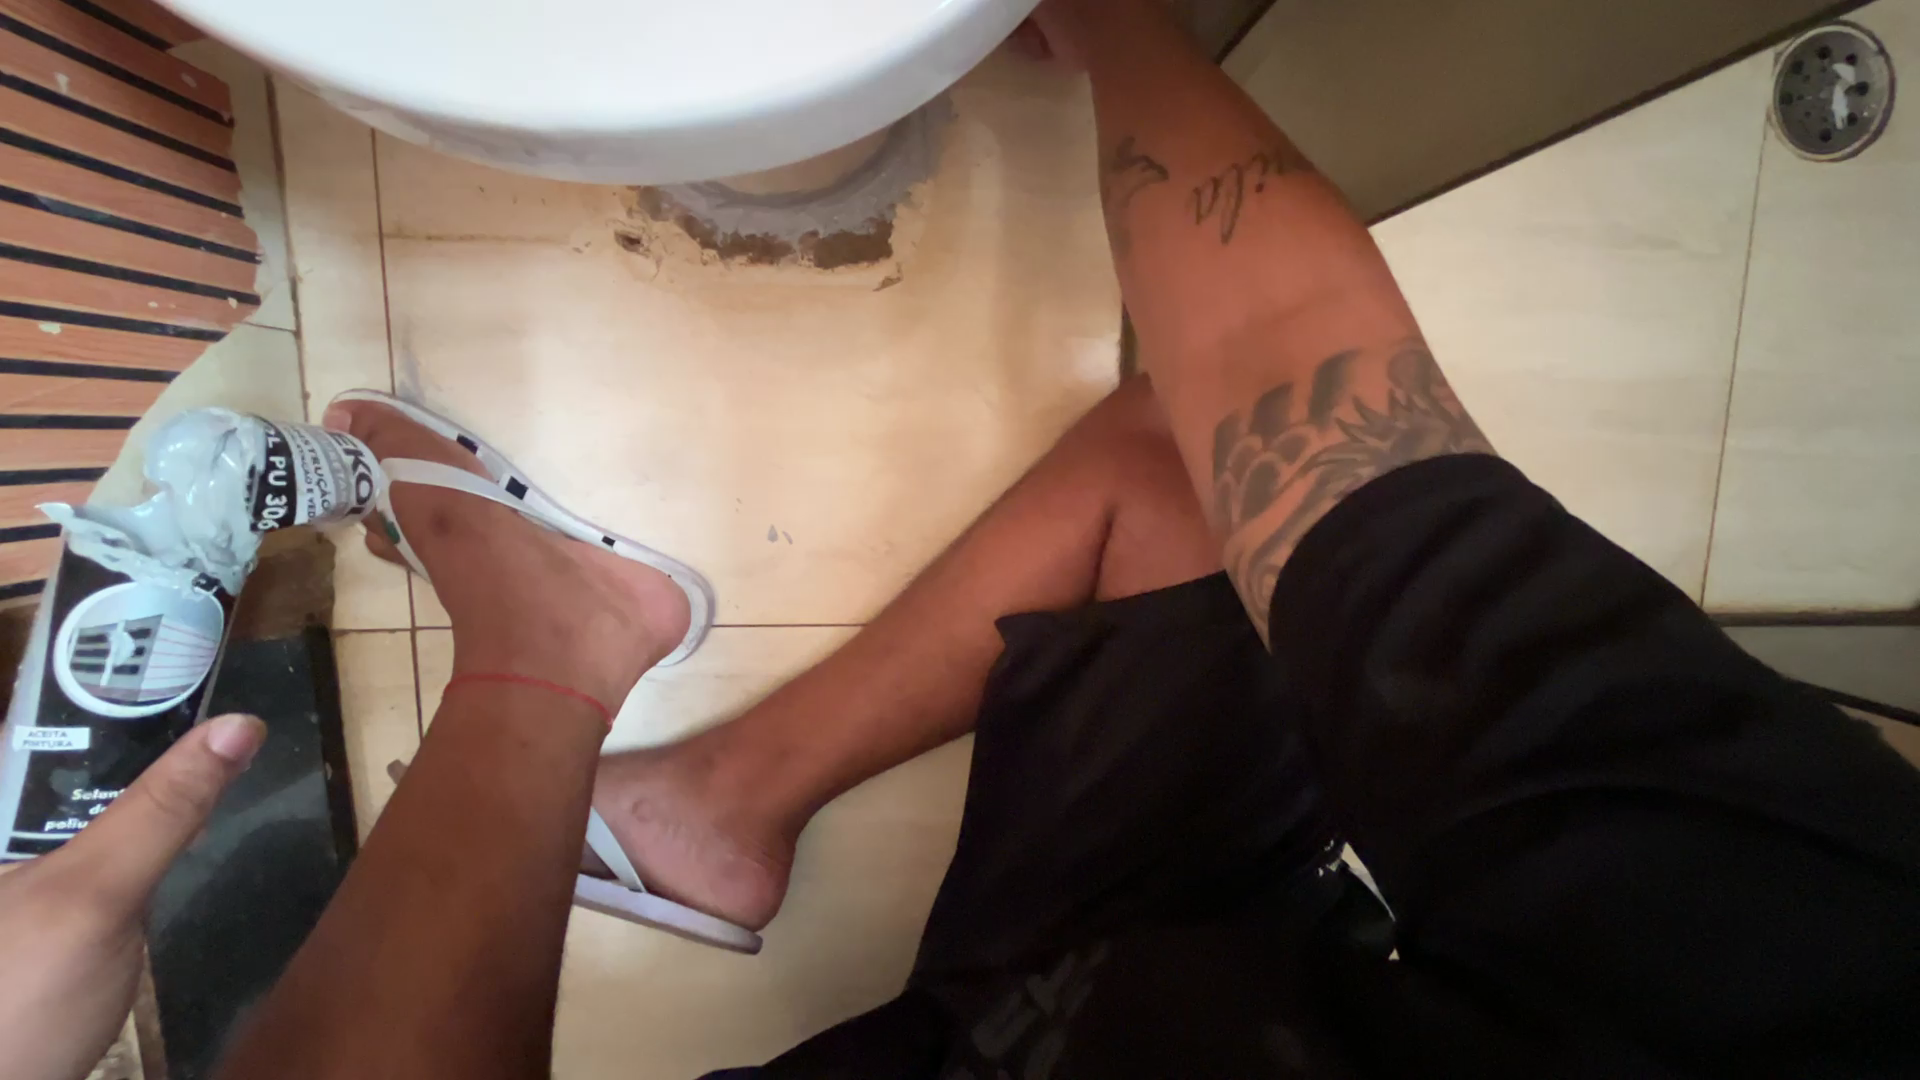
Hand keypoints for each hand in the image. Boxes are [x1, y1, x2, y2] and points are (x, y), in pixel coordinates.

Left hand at [0, 714, 264, 1079]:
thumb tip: (240, 722)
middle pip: (58, 758)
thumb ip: (164, 806)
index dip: (102, 684)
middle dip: (133, 728)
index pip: (33, 724)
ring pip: (74, 797)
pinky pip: (83, 836)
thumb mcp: (96, 895)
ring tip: (205, 743)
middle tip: (206, 699)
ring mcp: (11, 871)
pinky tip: (172, 816)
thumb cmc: (7, 999)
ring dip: (139, 772)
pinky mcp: (26, 908)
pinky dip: (133, 816)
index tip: (179, 657)